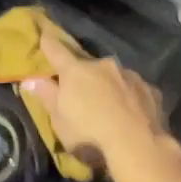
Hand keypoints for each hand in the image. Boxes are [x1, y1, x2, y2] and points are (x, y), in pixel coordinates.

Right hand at [21, 35, 178, 174]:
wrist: (138, 146)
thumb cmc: (89, 134)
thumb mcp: (60, 121)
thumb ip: (46, 96)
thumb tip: (30, 79)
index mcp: (76, 71)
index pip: (57, 50)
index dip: (48, 43)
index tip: (44, 35)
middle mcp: (104, 65)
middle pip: (88, 66)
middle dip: (83, 76)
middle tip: (82, 95)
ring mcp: (129, 75)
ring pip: (113, 76)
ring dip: (108, 87)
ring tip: (109, 109)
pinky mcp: (150, 89)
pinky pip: (134, 90)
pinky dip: (129, 98)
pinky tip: (131, 115)